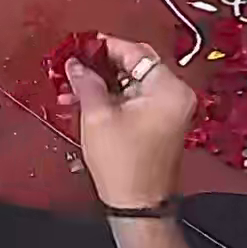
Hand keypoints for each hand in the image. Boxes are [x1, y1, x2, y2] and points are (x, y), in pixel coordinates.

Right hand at [58, 35, 195, 210]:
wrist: (136, 204)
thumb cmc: (121, 162)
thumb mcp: (97, 116)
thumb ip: (86, 81)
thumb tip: (75, 62)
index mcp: (168, 89)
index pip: (135, 52)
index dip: (104, 46)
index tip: (81, 44)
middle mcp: (175, 95)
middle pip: (134, 65)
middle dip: (100, 64)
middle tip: (73, 63)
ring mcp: (169, 108)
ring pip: (131, 81)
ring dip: (102, 81)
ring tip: (72, 84)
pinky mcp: (159, 121)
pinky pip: (134, 97)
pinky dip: (112, 96)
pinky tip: (85, 99)